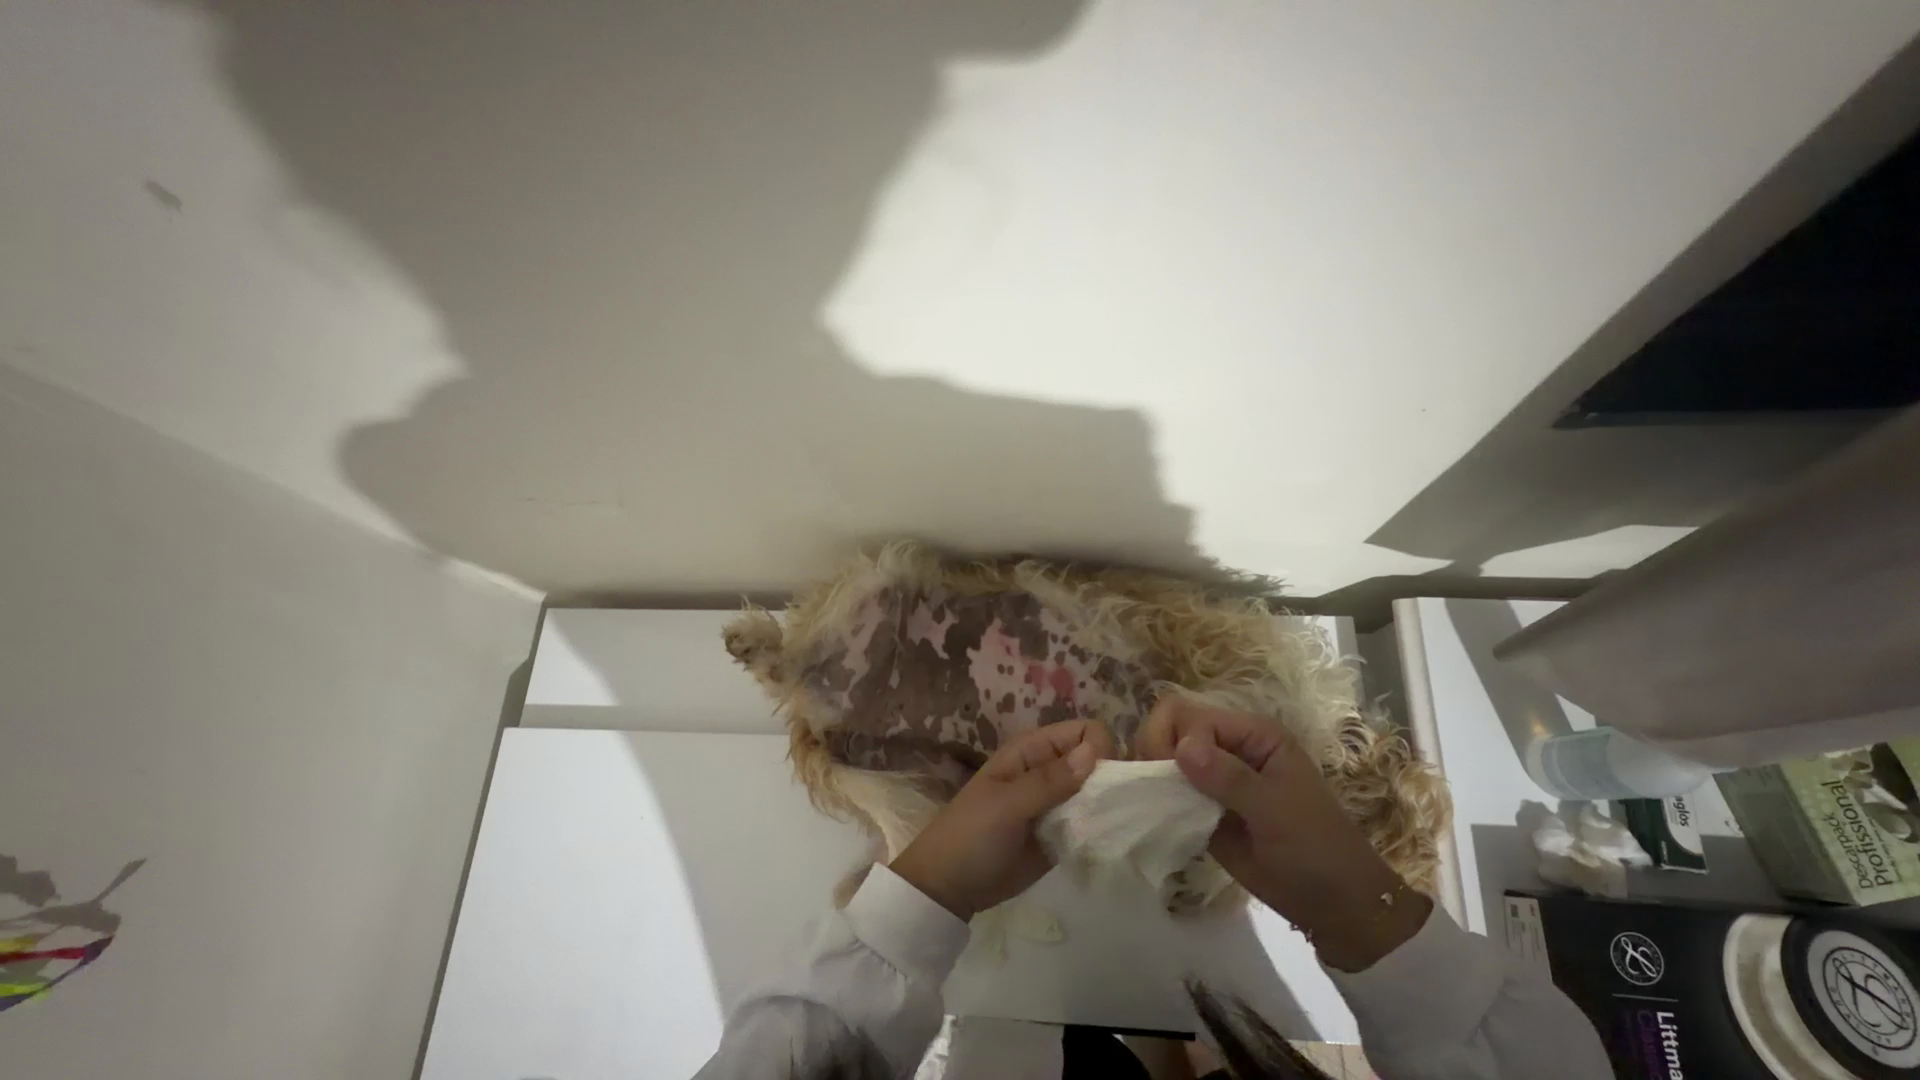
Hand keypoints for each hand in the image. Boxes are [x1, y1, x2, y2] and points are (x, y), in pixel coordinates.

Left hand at [890, 720, 1112, 919]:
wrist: (950, 886)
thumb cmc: (972, 834)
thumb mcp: (1007, 805)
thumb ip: (1050, 781)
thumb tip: (1094, 752)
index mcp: (1032, 751)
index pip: (1084, 732)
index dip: (1100, 750)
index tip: (1106, 780)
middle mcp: (1050, 771)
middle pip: (1097, 761)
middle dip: (1111, 779)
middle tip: (1117, 808)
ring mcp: (1058, 804)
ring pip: (1098, 792)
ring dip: (1110, 806)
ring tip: (1114, 828)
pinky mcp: (1064, 834)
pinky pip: (1092, 823)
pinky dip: (1102, 829)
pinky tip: (1107, 843)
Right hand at [1138, 699, 1431, 970]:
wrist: (1334, 905)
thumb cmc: (1316, 848)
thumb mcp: (1277, 810)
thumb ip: (1228, 777)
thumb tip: (1180, 748)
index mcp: (1254, 734)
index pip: (1192, 715)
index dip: (1175, 740)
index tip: (1173, 776)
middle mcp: (1230, 747)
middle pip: (1173, 727)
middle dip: (1157, 751)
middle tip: (1158, 787)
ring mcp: (1215, 778)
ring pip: (1166, 757)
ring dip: (1154, 775)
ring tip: (1154, 801)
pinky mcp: (1204, 808)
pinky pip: (1170, 791)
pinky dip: (1158, 799)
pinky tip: (1156, 813)